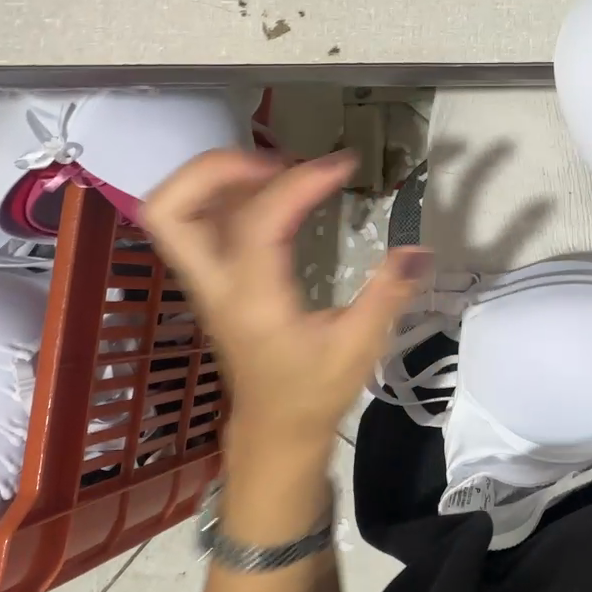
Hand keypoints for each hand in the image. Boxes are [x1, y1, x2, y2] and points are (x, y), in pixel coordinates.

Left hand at [141, 149, 431, 458]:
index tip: (345, 166)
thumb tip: (419, 249)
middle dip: (220, 168)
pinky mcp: (215, 279)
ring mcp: (208, 280)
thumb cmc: (315, 390)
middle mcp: (216, 283)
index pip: (260, 221)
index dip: (301, 182)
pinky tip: (277, 193)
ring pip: (176, 210)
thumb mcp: (360, 346)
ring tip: (281, 169)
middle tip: (281, 162)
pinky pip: (201, 221)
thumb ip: (387, 295)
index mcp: (253, 299)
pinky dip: (229, 193)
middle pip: (172, 208)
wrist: (276, 429)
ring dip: (220, 176)